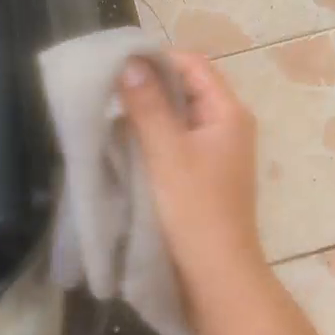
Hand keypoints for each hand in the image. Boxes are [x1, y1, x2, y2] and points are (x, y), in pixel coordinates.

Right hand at [119, 51, 267, 301]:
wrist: (214, 275)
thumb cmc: (194, 210)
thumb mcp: (166, 153)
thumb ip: (148, 106)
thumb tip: (129, 62)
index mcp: (228, 114)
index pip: (193, 65)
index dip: (157, 59)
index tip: (117, 66)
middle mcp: (226, 128)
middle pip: (185, 90)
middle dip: (147, 88)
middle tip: (106, 92)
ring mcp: (215, 155)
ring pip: (176, 120)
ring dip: (146, 117)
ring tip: (109, 118)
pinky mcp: (201, 179)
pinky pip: (174, 146)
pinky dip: (151, 142)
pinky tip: (123, 148)